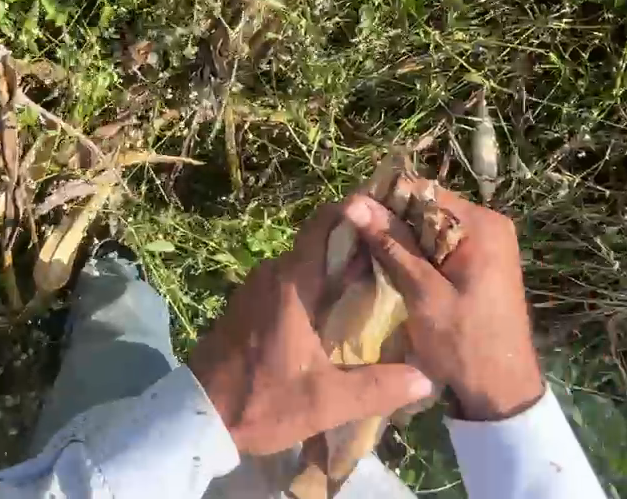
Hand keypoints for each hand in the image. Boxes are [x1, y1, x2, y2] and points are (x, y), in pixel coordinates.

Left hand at [189, 204, 435, 454]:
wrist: (200, 415)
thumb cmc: (262, 400)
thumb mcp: (326, 401)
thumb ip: (378, 387)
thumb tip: (426, 376)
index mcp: (292, 282)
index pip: (324, 226)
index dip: (353, 212)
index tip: (385, 211)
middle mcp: (274, 272)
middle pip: (319, 243)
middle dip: (354, 245)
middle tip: (393, 256)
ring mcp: (257, 285)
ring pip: (304, 263)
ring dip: (334, 268)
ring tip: (373, 283)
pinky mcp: (249, 301)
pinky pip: (289, 279)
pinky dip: (314, 284)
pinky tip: (335, 309)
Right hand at [343, 188, 544, 420]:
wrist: (503, 395)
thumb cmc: (465, 344)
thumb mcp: (423, 292)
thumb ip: (390, 243)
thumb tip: (353, 202)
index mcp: (481, 224)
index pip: (421, 192)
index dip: (382, 201)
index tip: (351, 217)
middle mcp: (488, 224)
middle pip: (424, 207)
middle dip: (390, 221)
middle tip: (354, 239)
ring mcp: (486, 243)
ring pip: (428, 226)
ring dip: (399, 239)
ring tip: (365, 252)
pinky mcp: (480, 262)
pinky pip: (438, 243)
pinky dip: (415, 253)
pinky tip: (391, 267)